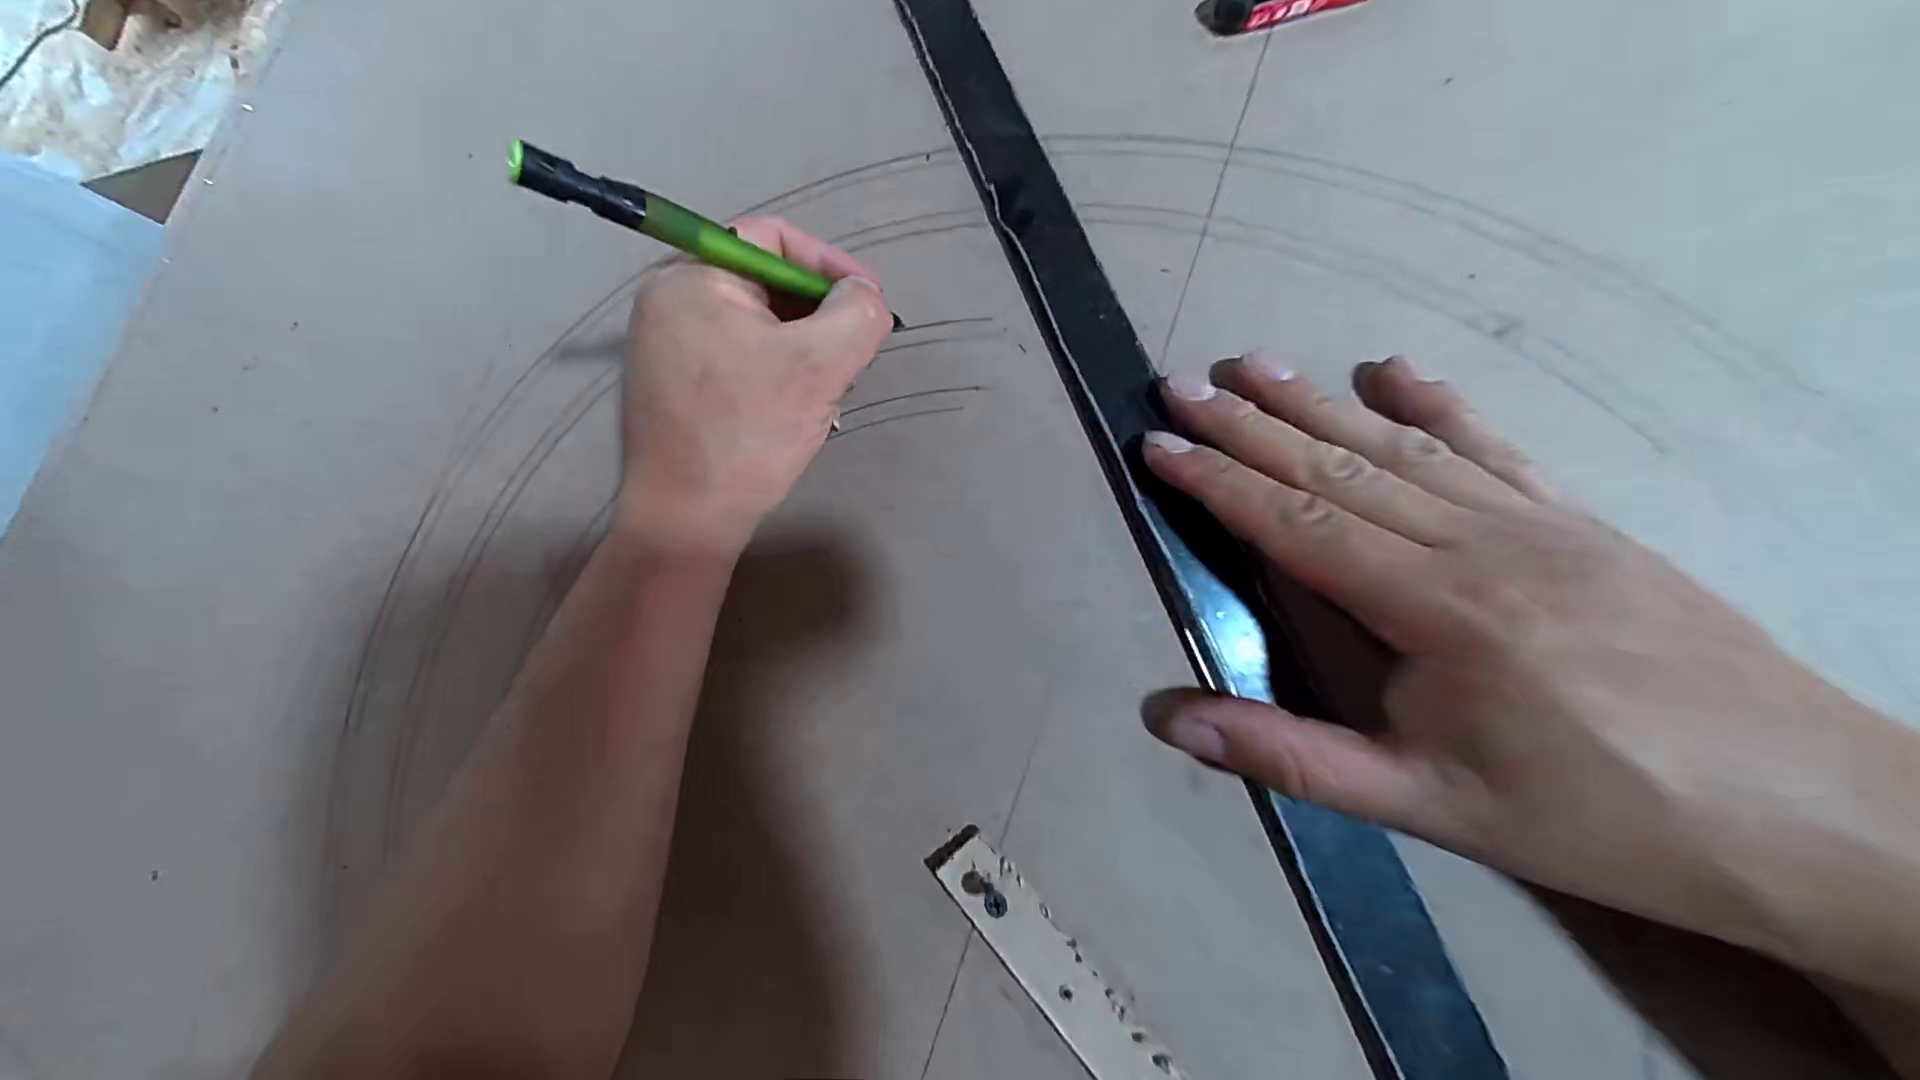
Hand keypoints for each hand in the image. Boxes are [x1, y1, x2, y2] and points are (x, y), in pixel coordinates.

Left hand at [616, 217, 894, 552]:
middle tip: (852, 354)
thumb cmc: (748, 434)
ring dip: (804, 350)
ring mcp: (670, 346)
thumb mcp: (819, 366)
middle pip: (767, 284)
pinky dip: (780, 373)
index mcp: (693, 278)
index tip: (870, 300)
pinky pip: (743, 358)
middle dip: (819, 316)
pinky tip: (796, 410)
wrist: (688, 518)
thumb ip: (858, 315)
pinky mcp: (679, 385)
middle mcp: (672, 302)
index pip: (772, 238)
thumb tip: (867, 297)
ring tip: (825, 391)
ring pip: (760, 326)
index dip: (830, 263)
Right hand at [1140, 354, 1919, 1001]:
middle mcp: (1480, 542)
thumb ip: (1290, 756)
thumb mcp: (1427, 808)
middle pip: (1336, 467)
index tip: (1158, 445)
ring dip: (1315, 402)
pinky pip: (1491, 445)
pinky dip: (1433, 403)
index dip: (1217, 481)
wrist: (1821, 819)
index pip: (1297, 523)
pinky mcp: (1579, 520)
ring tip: (1254, 365)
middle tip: (1179, 385)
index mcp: (1438, 608)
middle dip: (1246, 424)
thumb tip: (1169, 719)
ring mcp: (1535, 521)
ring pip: (1399, 445)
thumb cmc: (1599, 818)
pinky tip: (1390, 369)